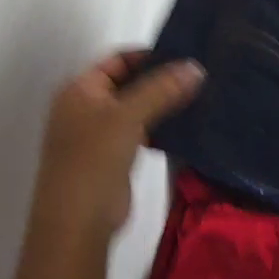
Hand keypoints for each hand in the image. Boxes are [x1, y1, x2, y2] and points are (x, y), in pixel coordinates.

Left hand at [38, 50, 204, 237]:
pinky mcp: (113, 157)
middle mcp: (85, 107)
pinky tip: (187, 126)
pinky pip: (140, 132)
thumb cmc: (94, 160)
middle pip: (128, 83)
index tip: (186, 56)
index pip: (118, 59)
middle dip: (161, 80)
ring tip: (200, 97)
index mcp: (78, 89)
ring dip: (163, 104)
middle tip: (200, 76)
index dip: (150, 56)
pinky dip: (160, 127)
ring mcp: (98, 134)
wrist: (77, 223)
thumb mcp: (128, 116)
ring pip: (136, 109)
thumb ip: (162, 89)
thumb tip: (196, 67)